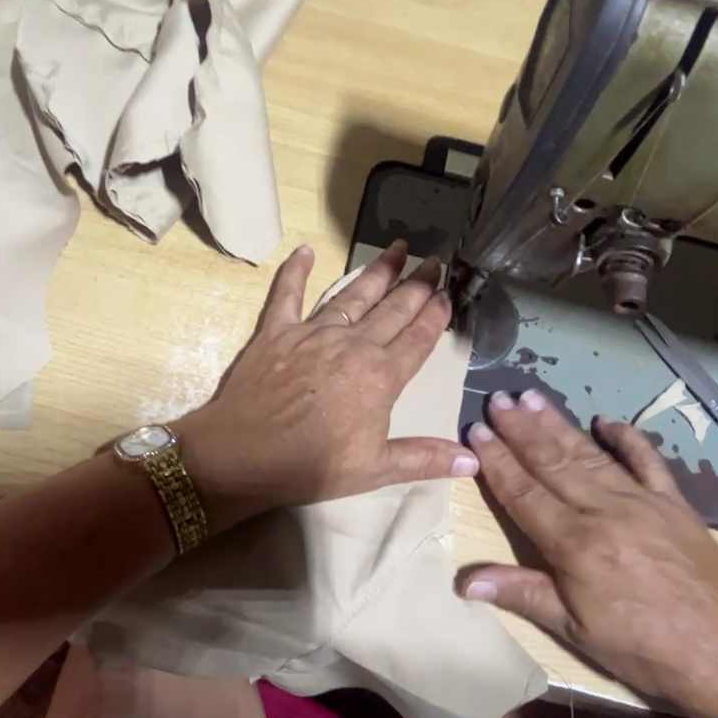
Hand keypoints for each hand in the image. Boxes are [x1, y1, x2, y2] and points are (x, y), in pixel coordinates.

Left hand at [175, 242, 475, 531]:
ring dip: (377, 271)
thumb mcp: (375, 469)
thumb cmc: (312, 466)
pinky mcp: (276, 332)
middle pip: (392, 309)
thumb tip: (472, 459)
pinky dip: (295, 271)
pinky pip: (287, 294)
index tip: (448, 294)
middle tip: (434, 261)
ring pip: (352, 295)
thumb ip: (423, 459)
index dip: (435, 316)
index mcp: (381, 376)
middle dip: (417, 285)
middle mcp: (353, 344)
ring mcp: (313, 333)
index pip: (418, 338)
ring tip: (397, 248)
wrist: (245, 454)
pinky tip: (306, 250)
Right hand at [460, 390, 717, 717]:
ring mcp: (644, 503)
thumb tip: (465, 580)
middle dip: (521, 429)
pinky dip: (628, 438)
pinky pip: (648, 462)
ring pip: (591, 455)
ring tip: (532, 397)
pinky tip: (607, 421)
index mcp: (575, 544)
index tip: (476, 431)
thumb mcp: (575, 631)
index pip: (524, 493)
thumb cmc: (642, 650)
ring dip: (558, 424)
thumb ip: (522, 594)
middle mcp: (606, 512)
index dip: (497, 461)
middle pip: (553, 463)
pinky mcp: (677, 506)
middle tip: (497, 399)